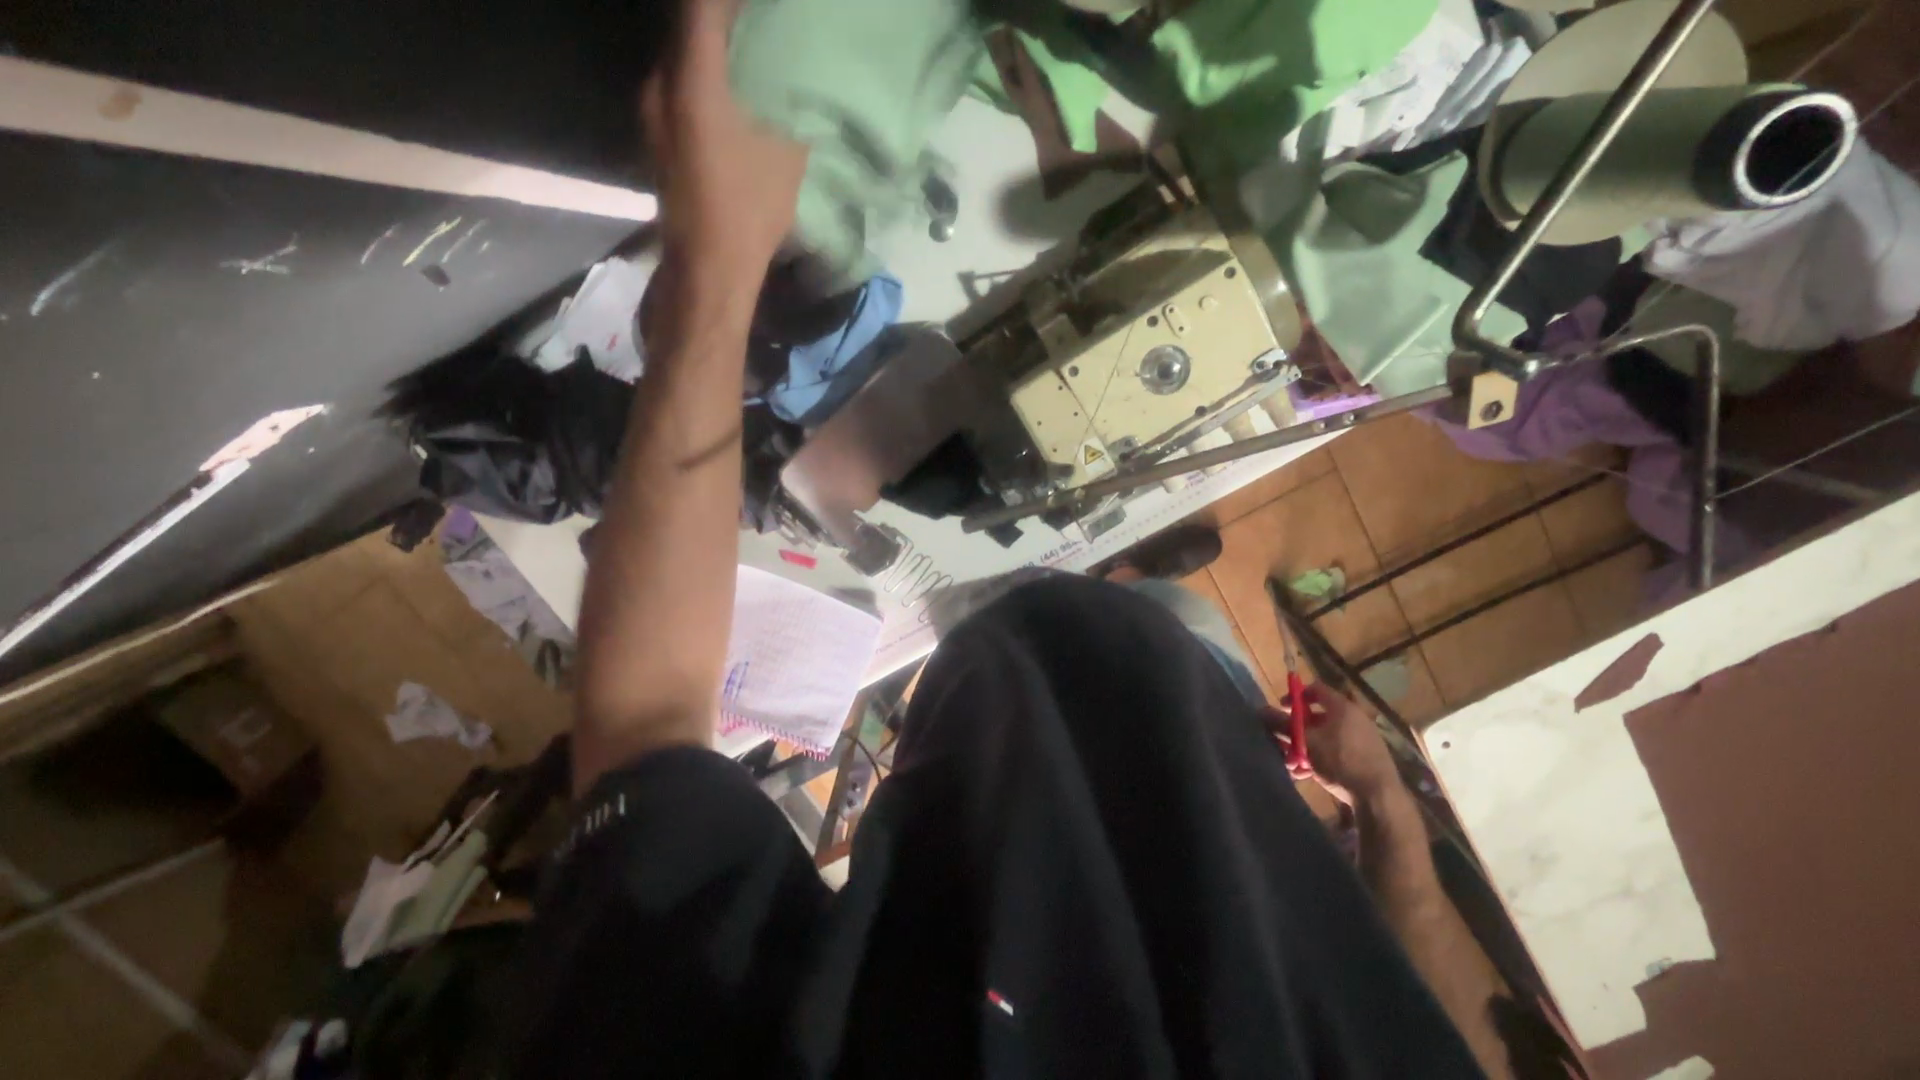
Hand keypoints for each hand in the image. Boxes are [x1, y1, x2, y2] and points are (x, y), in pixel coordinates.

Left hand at [641, 0, 808, 279]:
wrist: (708, 269)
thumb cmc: (749, 211)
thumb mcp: (787, 153)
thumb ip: (785, 104)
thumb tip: (790, 84)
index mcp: (693, 85)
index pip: (704, 9)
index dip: (731, 1)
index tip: (760, 7)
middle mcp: (660, 88)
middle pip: (686, 27)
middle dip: (722, 16)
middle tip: (759, 20)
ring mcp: (652, 114)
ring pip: (680, 56)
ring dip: (711, 47)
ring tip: (750, 46)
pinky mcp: (656, 137)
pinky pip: (677, 85)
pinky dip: (703, 74)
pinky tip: (734, 86)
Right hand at [1288, 683, 1402, 806]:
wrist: (1378, 795)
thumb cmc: (1339, 760)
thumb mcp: (1306, 742)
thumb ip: (1283, 725)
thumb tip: (1261, 710)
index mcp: (1342, 707)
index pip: (1316, 688)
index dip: (1295, 695)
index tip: (1281, 709)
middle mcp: (1354, 718)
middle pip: (1318, 716)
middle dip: (1296, 730)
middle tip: (1283, 743)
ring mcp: (1362, 738)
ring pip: (1325, 737)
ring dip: (1305, 748)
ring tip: (1293, 766)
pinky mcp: (1366, 757)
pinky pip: (1336, 751)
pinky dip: (1320, 758)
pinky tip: (1307, 775)